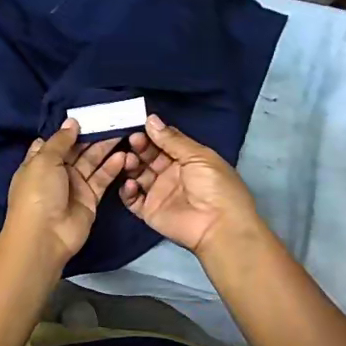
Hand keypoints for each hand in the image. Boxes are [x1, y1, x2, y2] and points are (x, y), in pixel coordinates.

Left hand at [3, 119, 126, 264]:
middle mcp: (57, 172)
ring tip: (124, 132)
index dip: (69, 129)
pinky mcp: (90, 199)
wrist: (45, 235)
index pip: (55, 142)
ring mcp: (74, 186)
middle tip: (114, 120)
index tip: (89, 115)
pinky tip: (124, 155)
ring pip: (92, 162)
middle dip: (92, 136)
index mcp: (39, 162)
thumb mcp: (44, 160)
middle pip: (77, 150)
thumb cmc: (38, 193)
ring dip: (106, 148)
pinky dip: (112, 167)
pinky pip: (102, 179)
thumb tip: (72, 122)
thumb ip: (60, 141)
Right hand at [118, 114, 262, 253]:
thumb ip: (172, 139)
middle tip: (130, 142)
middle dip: (138, 148)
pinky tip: (129, 183)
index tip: (137, 126)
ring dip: (130, 166)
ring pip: (137, 175)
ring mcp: (158, 193)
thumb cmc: (214, 186)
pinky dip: (127, 190)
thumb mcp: (198, 156)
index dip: (150, 135)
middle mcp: (170, 174)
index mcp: (186, 160)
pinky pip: (132, 199)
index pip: (163, 143)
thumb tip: (150, 119)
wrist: (218, 226)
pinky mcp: (149, 211)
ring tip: (127, 161)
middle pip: (148, 157)